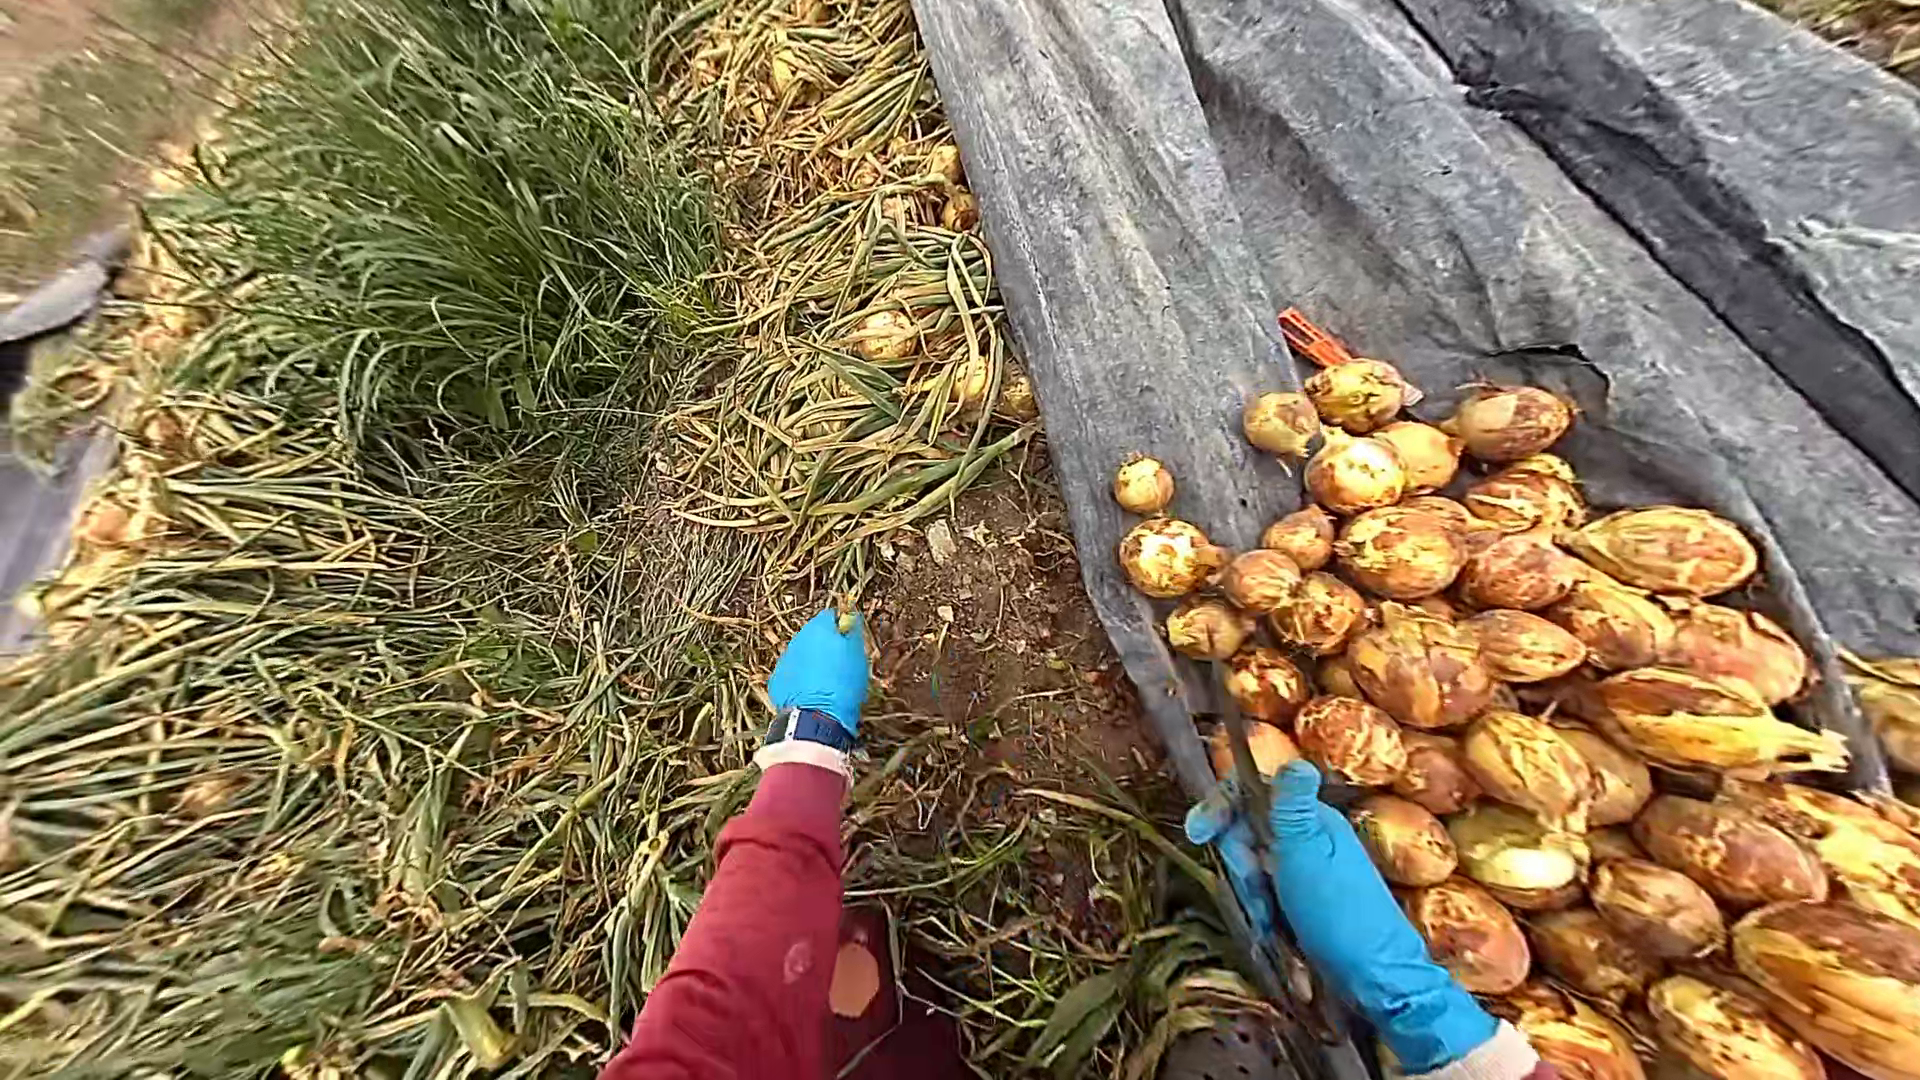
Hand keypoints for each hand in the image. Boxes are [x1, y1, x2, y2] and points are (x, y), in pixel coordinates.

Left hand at [768, 609, 869, 732]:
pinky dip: (802, 680)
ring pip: (803, 654)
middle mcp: (797, 639)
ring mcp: (784, 660)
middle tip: (843, 663)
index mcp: (818, 628)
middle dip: (827, 645)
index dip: (842, 627)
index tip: (851, 641)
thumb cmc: (842, 684)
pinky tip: (814, 693)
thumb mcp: (858, 655)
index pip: (830, 615)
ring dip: (814, 662)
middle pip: (815, 635)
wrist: (816, 717)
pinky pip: (793, 674)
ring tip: (830, 682)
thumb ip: (853, 631)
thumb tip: (851, 618)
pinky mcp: (777, 681)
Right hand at [1187, 761, 1495, 1072]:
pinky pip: (1263, 893)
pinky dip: (1262, 912)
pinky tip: (1273, 930)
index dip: (1218, 808)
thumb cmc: (1342, 914)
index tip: (1196, 833)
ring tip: (1269, 919)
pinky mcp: (1299, 899)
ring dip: (1251, 893)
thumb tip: (1297, 761)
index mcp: (1308, 818)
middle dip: (1239, 862)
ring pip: (1249, 866)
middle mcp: (1303, 836)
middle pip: (1243, 830)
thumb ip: (1291, 806)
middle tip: (1256, 888)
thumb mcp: (1308, 854)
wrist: (1382, 986)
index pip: (1248, 792)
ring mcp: (1301, 869)